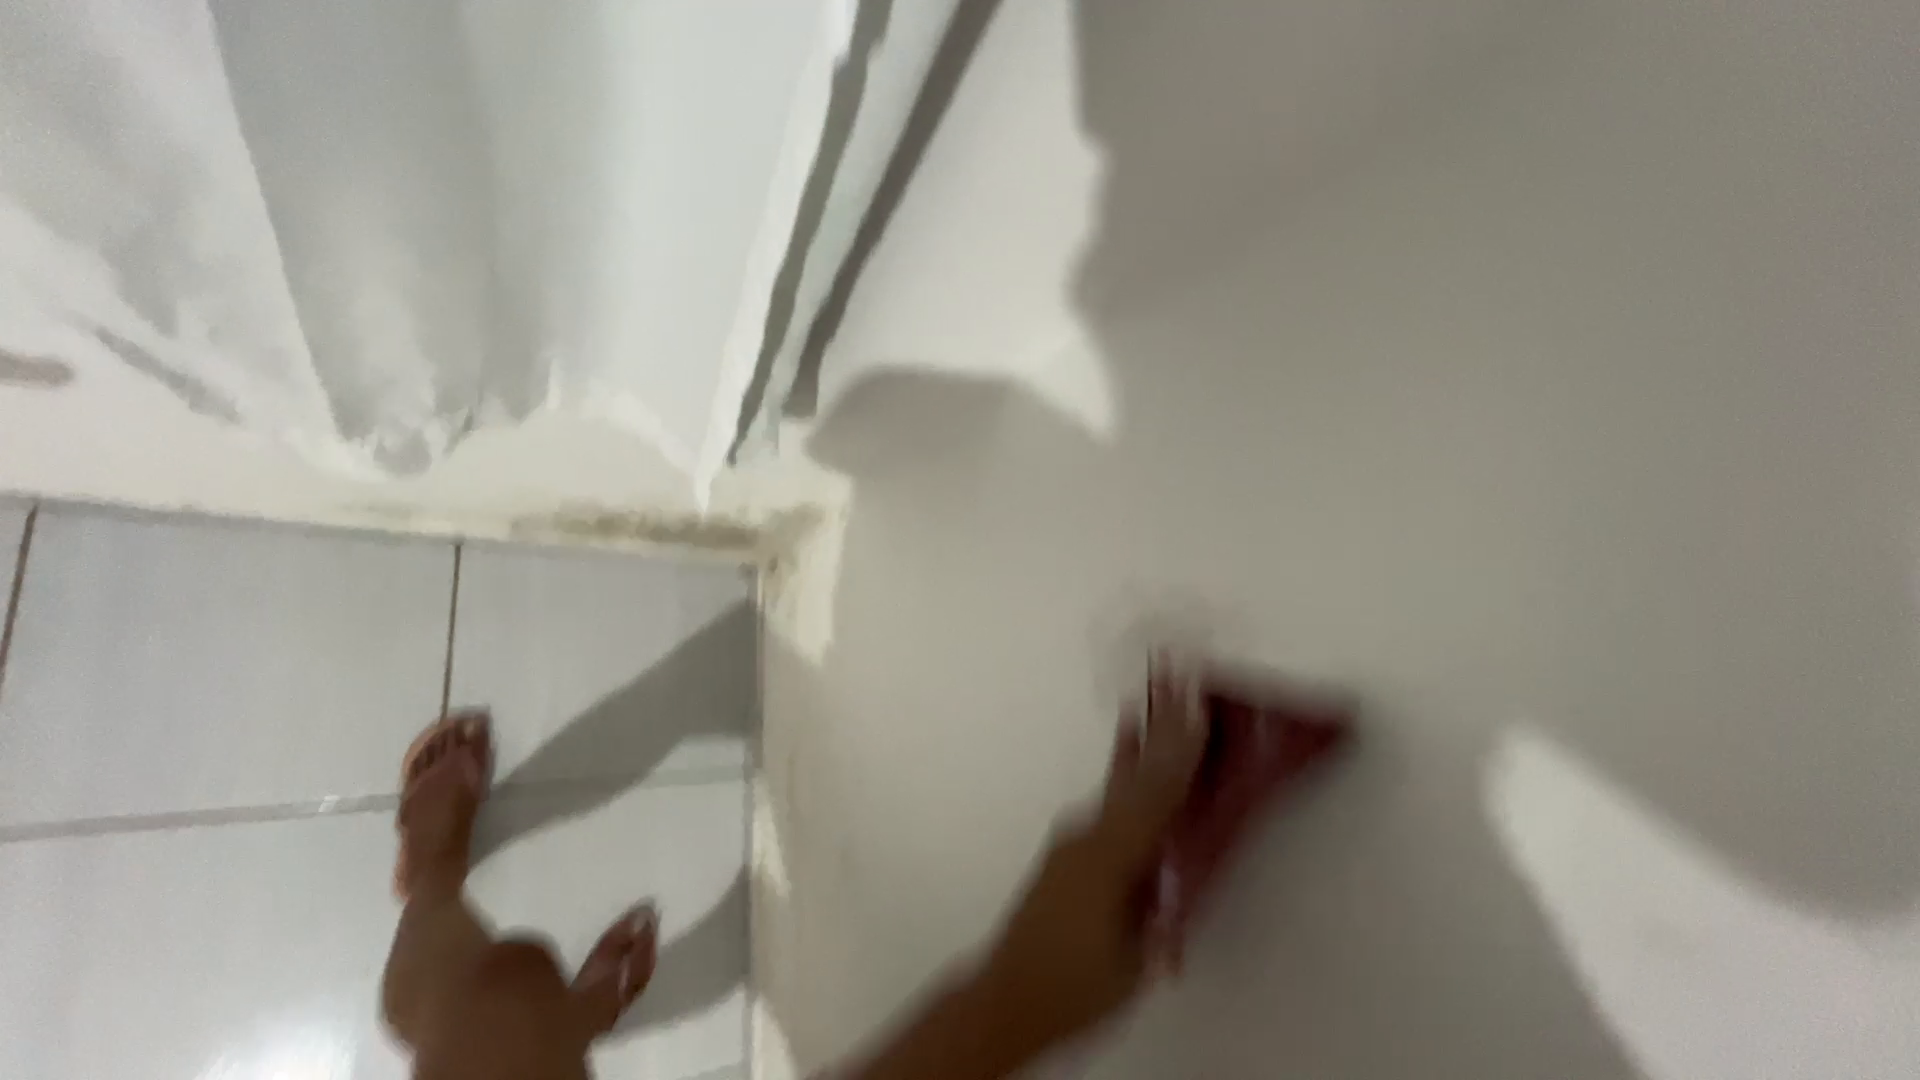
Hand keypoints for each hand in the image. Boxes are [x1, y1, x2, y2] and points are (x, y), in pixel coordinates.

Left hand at [977, 658, 1208, 1058]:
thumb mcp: (1134, 956)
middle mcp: (1090, 835)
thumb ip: (1160, 907)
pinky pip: (1110, 798)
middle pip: (1138, 774)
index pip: (1157, 795)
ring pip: (1122, 782)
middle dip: (1162, 726)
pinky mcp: (1070, 848)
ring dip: (1145, 741)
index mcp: (1110, 857)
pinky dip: (1127, 769)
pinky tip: (1128, 746)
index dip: (1180, 751)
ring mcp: (1076, 838)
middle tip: (1176, 676)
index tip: (1198, 708)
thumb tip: (1177, 875)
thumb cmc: (1074, 983)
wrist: (1007, 994)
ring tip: (1157, 697)